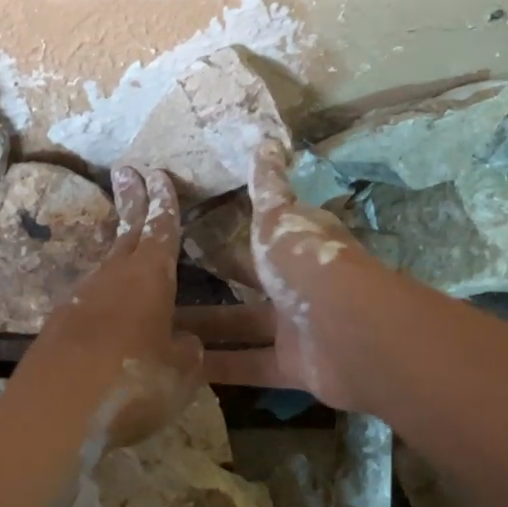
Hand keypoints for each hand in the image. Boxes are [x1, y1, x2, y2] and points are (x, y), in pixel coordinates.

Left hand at [15, 166, 204, 451]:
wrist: (54, 410)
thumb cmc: (131, 381)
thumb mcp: (179, 374)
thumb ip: (186, 352)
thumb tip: (185, 341)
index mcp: (149, 276)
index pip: (160, 228)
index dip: (163, 202)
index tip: (158, 174)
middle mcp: (113, 276)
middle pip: (126, 231)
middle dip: (132, 200)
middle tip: (127, 171)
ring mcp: (81, 299)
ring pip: (106, 264)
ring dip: (117, 248)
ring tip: (125, 241)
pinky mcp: (59, 327)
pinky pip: (90, 298)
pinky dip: (103, 293)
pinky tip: (106, 310)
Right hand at [182, 143, 375, 409]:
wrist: (348, 331)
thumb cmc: (306, 261)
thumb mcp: (278, 216)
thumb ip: (267, 185)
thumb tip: (265, 139)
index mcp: (297, 241)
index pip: (260, 232)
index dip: (227, 230)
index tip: (189, 229)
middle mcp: (298, 282)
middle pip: (248, 280)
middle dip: (212, 280)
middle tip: (162, 281)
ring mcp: (297, 326)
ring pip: (243, 325)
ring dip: (207, 327)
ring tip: (158, 325)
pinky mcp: (293, 366)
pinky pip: (250, 364)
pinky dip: (221, 367)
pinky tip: (180, 365)